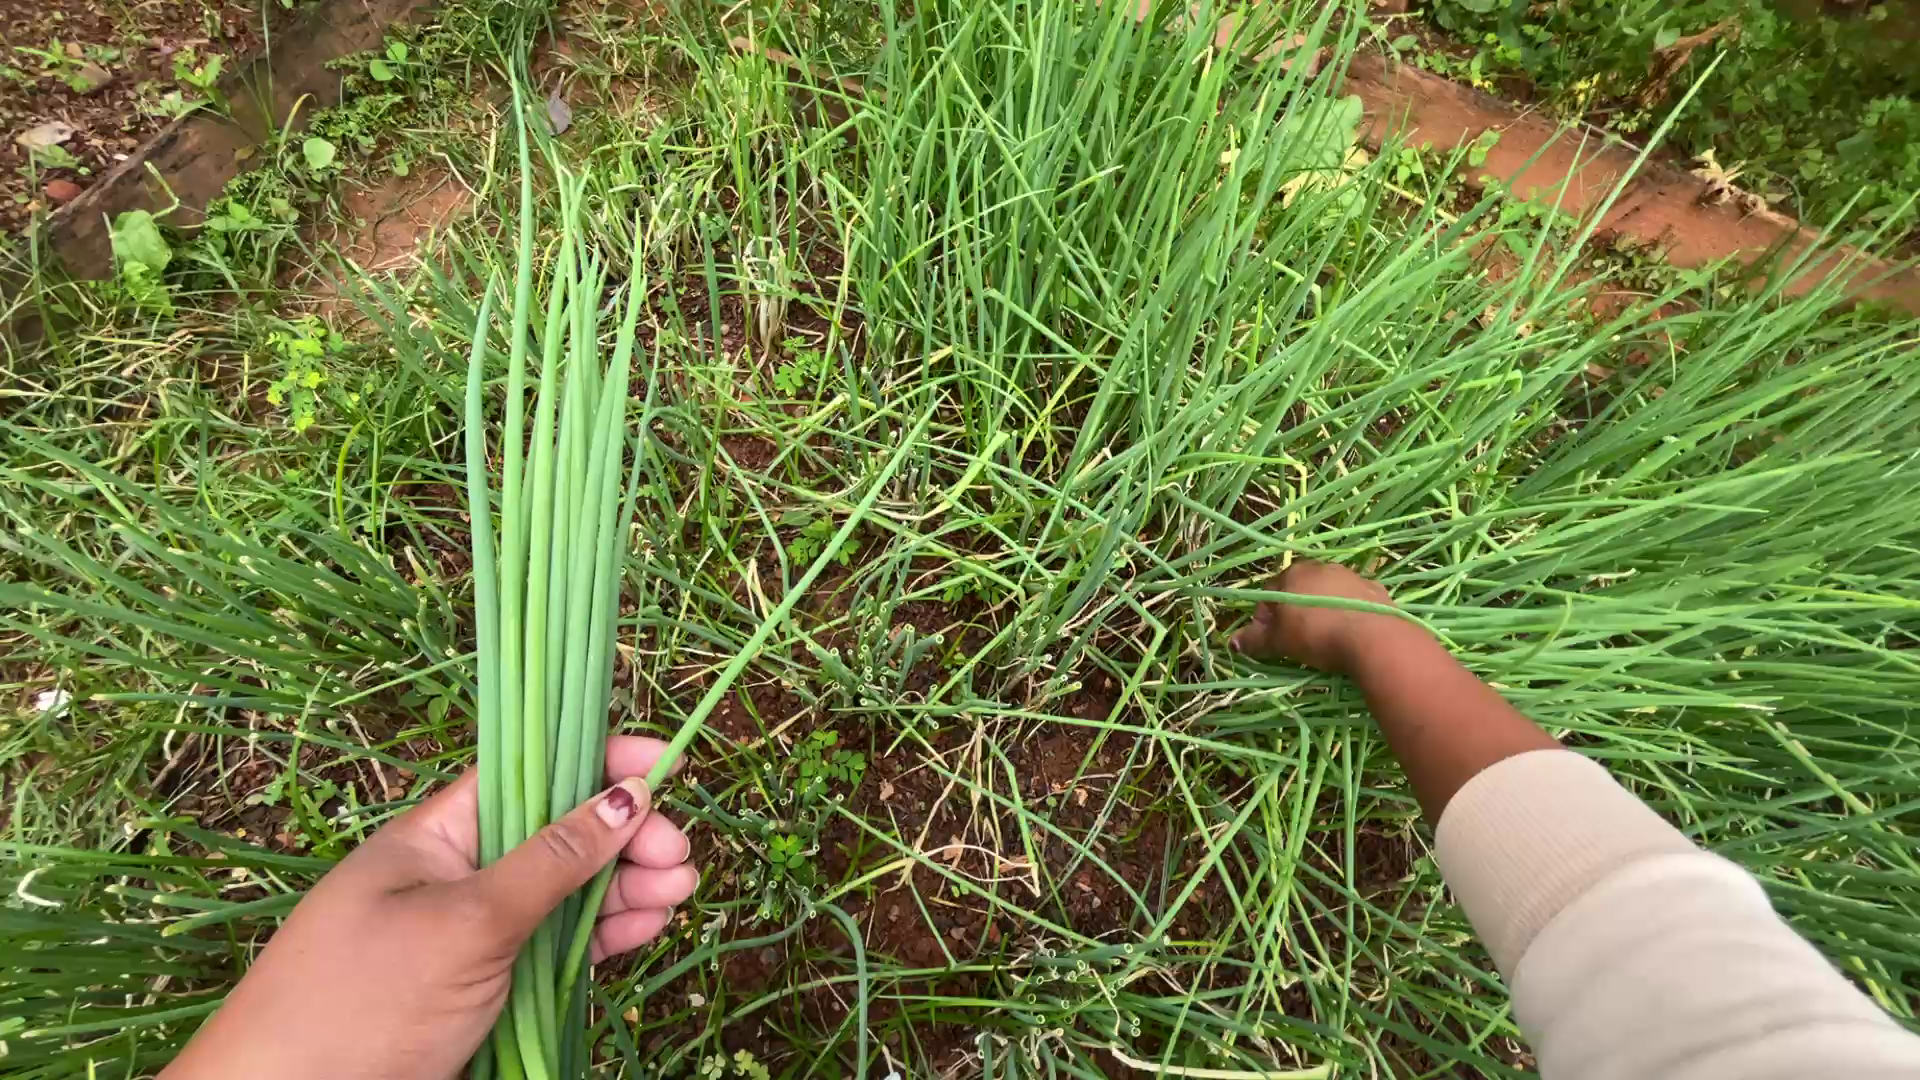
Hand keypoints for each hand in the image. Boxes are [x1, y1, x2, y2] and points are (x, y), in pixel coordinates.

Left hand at [162, 736, 697, 1079]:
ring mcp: (483, 927)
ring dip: (631, 883)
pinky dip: (610, 929)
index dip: (601, 761)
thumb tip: (630, 794)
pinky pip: (565, 937)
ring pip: (574, 886)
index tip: (665, 764)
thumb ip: (554, 858)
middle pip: (566, 830)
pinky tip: (650, 924)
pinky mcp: (497, 977)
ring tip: (680, 889)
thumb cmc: (359, 1011)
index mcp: (441, 835)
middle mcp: (467, 870)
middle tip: (679, 853)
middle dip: (629, 834)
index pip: (534, 771)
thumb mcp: (466, 924)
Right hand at [1229, 560, 1420, 673]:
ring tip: (1325, 635)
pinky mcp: (1377, 590)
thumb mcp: (1279, 641)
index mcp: (1293, 574)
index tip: (1269, 638)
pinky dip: (1349, 611)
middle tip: (1296, 638)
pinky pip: (1356, 600)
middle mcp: (1321, 567)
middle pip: (1299, 590)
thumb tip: (1232, 642)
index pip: (1269, 594)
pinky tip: (1350, 630)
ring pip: (1328, 593)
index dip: (1265, 618)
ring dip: (1322, 609)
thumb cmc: (1316, 634)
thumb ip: (1255, 639)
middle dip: (1294, 611)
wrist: (1374, 639)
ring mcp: (1352, 576)